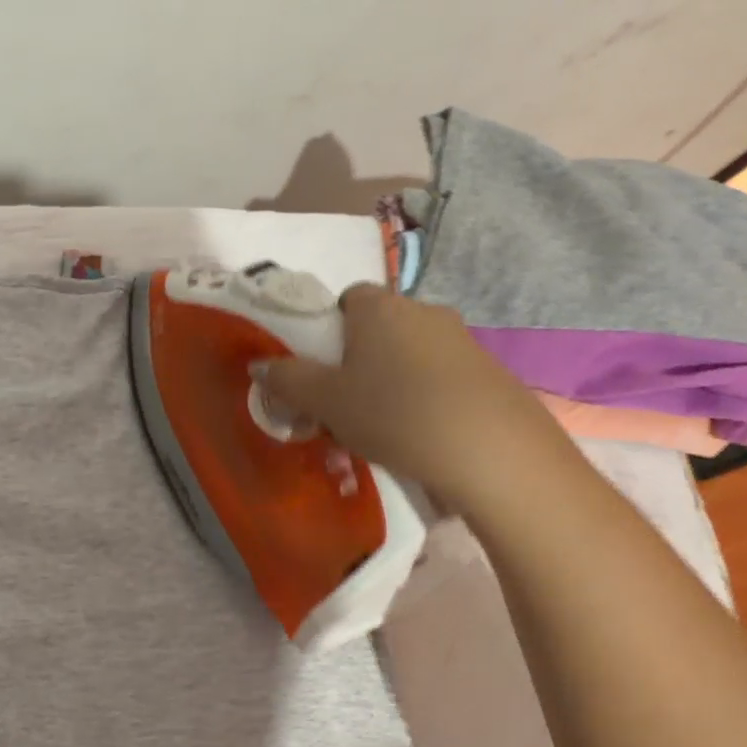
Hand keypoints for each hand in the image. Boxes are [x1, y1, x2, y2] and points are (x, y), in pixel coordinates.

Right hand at [252, 283, 566, 509]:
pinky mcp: (485, 370)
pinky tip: (415, 434)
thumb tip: (260, 363)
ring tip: (376, 426)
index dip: (329, 328)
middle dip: (358, 358)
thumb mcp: (322, 400)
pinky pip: (438, 377)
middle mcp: (422, 310)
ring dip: (391, 380)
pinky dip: (422, 397)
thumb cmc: (389, 412)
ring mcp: (460, 339)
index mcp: (379, 308)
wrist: (485, 446)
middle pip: (379, 327)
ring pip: (409, 354)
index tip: (319, 366)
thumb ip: (287, 379)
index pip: (348, 298)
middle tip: (340, 402)